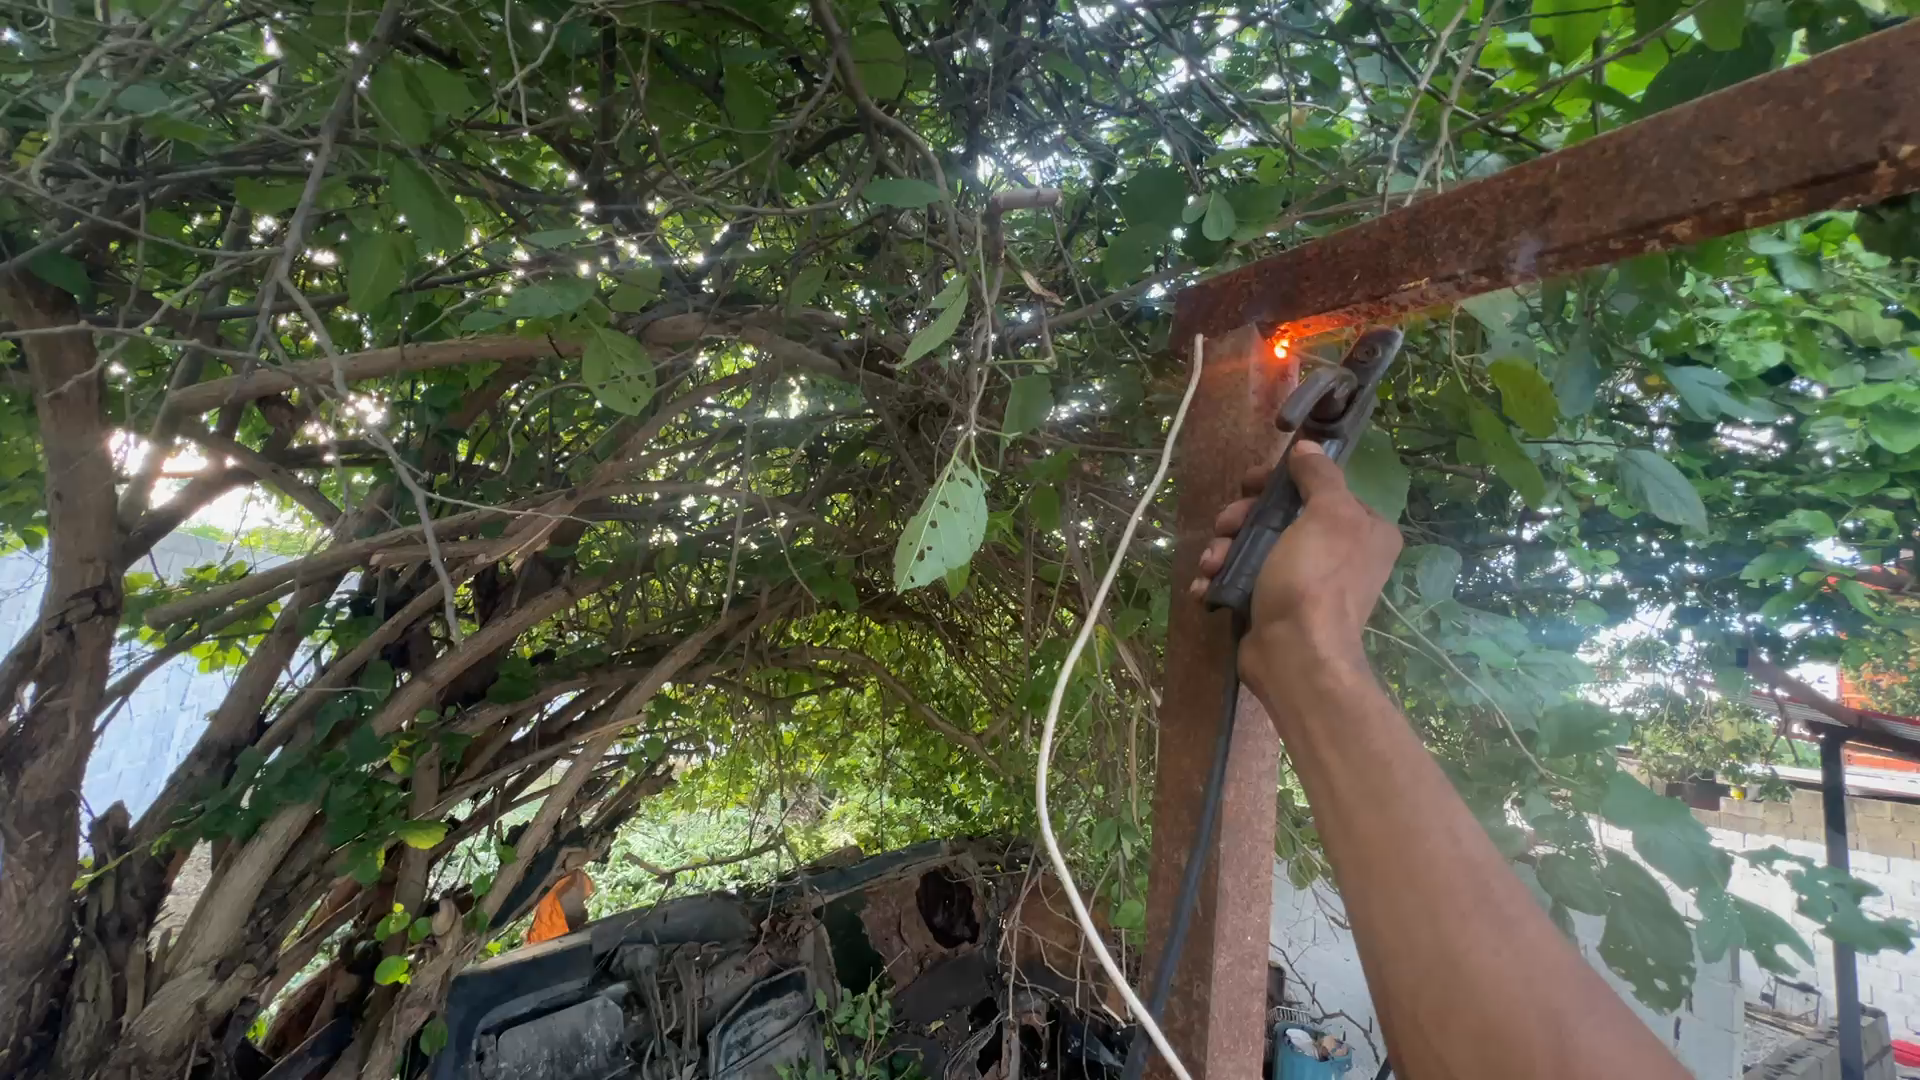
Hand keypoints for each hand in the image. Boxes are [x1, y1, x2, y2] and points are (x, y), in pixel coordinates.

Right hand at [1188, 441, 1401, 683]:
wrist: (1294, 654)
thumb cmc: (1314, 579)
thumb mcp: (1327, 516)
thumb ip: (1319, 477)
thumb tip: (1308, 448)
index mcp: (1362, 529)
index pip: (1318, 488)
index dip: (1279, 481)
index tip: (1249, 483)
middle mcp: (1337, 553)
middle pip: (1278, 516)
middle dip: (1242, 519)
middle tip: (1224, 525)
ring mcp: (1302, 581)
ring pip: (1253, 547)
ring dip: (1223, 550)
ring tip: (1211, 564)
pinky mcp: (1272, 604)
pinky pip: (1241, 579)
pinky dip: (1221, 579)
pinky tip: (1206, 585)